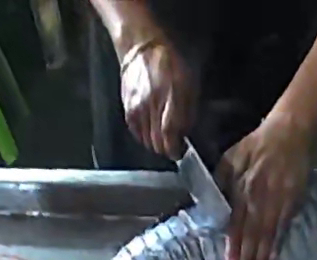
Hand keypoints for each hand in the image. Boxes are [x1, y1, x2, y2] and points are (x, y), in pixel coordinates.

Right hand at [119, 37, 194, 157]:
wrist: (141, 50)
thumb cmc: (168, 63)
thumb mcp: (187, 80)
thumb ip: (188, 109)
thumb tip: (185, 133)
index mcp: (170, 96)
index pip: (169, 133)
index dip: (175, 148)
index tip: (179, 152)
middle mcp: (151, 106)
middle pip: (157, 143)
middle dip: (166, 148)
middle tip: (173, 145)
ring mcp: (138, 111)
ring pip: (147, 143)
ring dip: (156, 144)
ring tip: (163, 136)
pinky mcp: (128, 114)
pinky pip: (138, 136)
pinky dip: (146, 137)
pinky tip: (152, 129)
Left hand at [217, 112, 312, 259]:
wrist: (289, 130)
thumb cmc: (254, 147)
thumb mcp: (230, 160)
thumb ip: (219, 183)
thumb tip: (209, 209)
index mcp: (244, 189)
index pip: (237, 224)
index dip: (235, 245)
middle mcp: (261, 197)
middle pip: (253, 234)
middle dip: (248, 259)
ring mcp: (279, 199)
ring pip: (269, 233)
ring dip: (262, 257)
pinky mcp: (294, 198)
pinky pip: (285, 225)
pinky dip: (279, 242)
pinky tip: (273, 257)